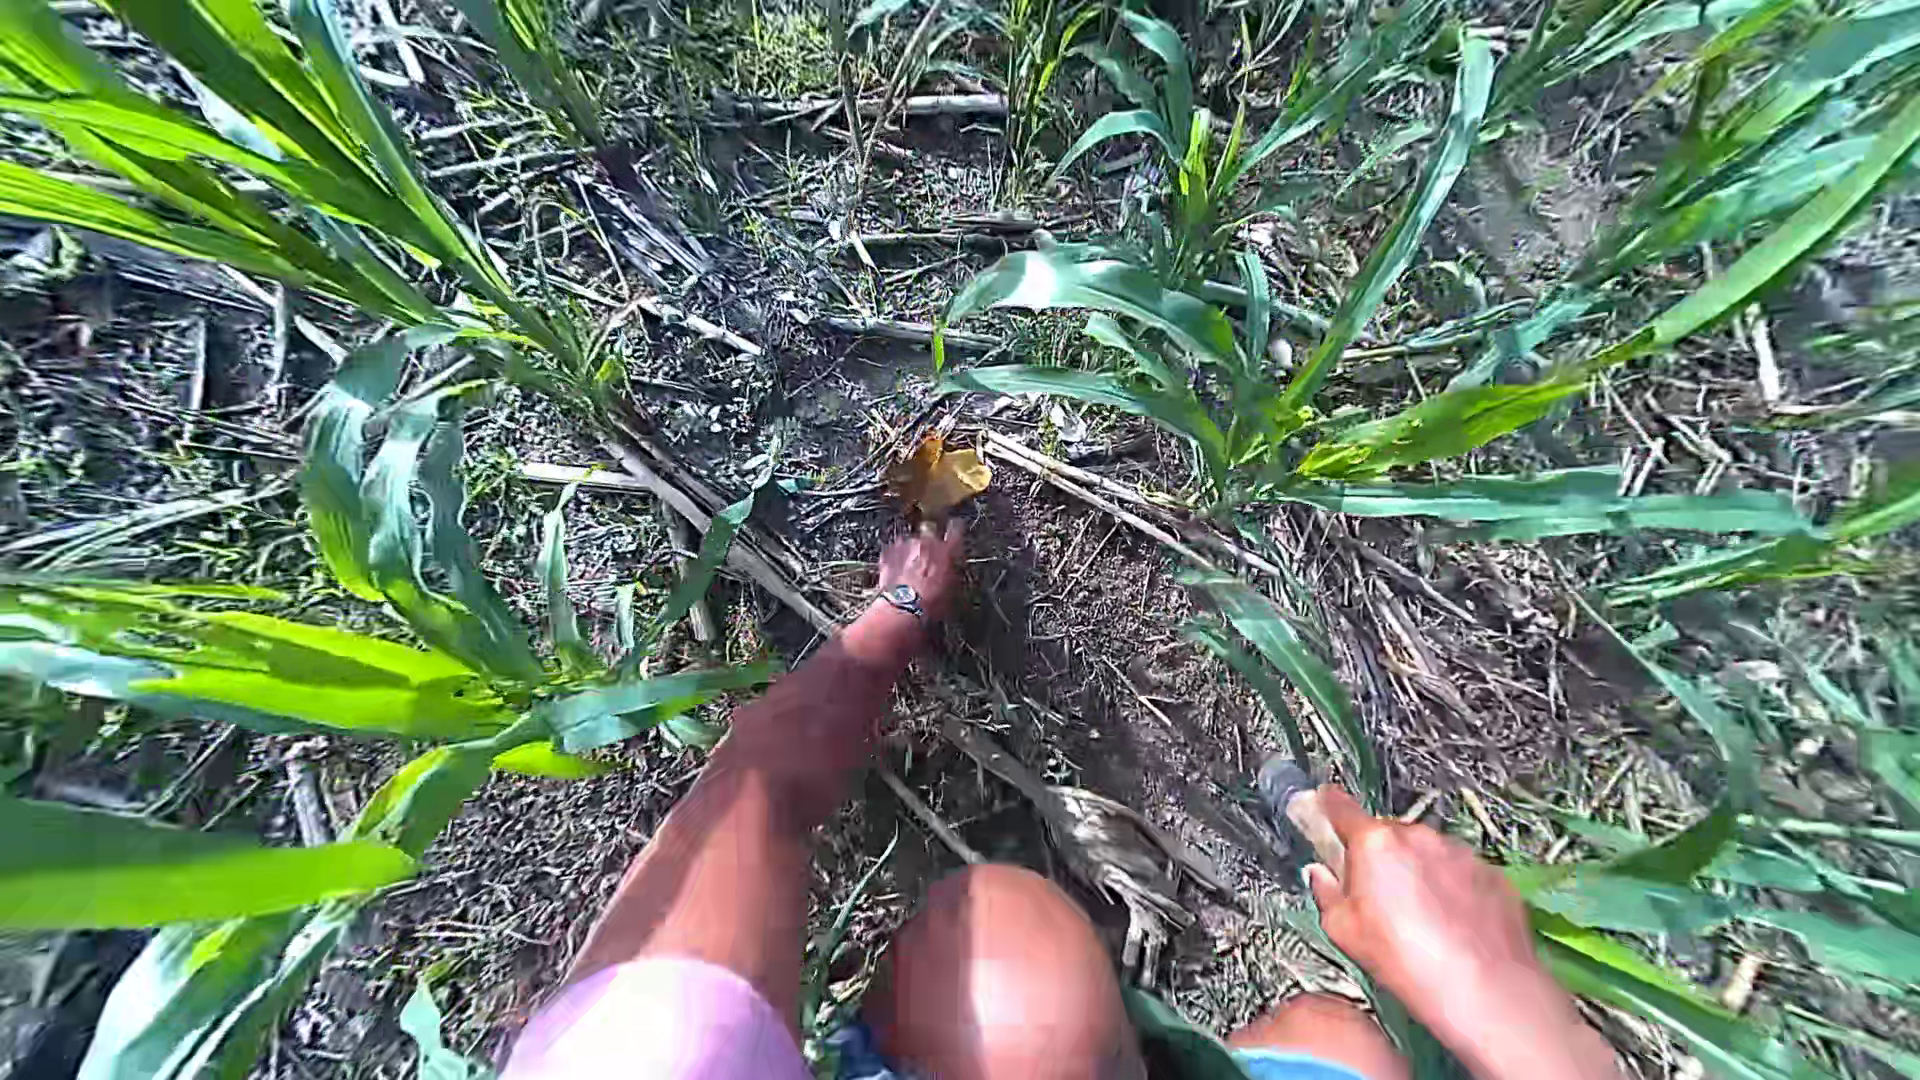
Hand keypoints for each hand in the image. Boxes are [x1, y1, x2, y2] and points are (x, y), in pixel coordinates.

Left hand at [877, 518, 965, 621]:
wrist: (902, 608)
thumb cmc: (929, 603)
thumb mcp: (952, 590)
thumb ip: (953, 571)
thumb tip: (951, 569)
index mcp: (947, 550)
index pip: (956, 529)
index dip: (955, 529)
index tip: (954, 529)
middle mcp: (927, 542)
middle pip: (930, 533)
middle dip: (930, 545)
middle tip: (928, 563)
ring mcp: (906, 545)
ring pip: (911, 542)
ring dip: (912, 552)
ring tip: (910, 572)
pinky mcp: (889, 552)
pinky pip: (895, 550)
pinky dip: (896, 558)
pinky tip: (898, 573)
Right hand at [1306, 788, 1617, 1079]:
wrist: (1493, 998)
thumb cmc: (1414, 964)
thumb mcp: (1342, 930)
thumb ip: (1323, 890)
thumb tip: (1321, 876)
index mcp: (1373, 841)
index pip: (1338, 804)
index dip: (1326, 804)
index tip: (1323, 806)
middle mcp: (1416, 836)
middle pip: (1382, 832)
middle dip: (1377, 854)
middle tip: (1376, 894)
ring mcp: (1458, 853)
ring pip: (1422, 850)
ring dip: (1415, 869)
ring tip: (1419, 915)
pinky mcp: (1492, 875)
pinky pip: (1459, 870)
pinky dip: (1451, 886)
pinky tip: (1450, 923)